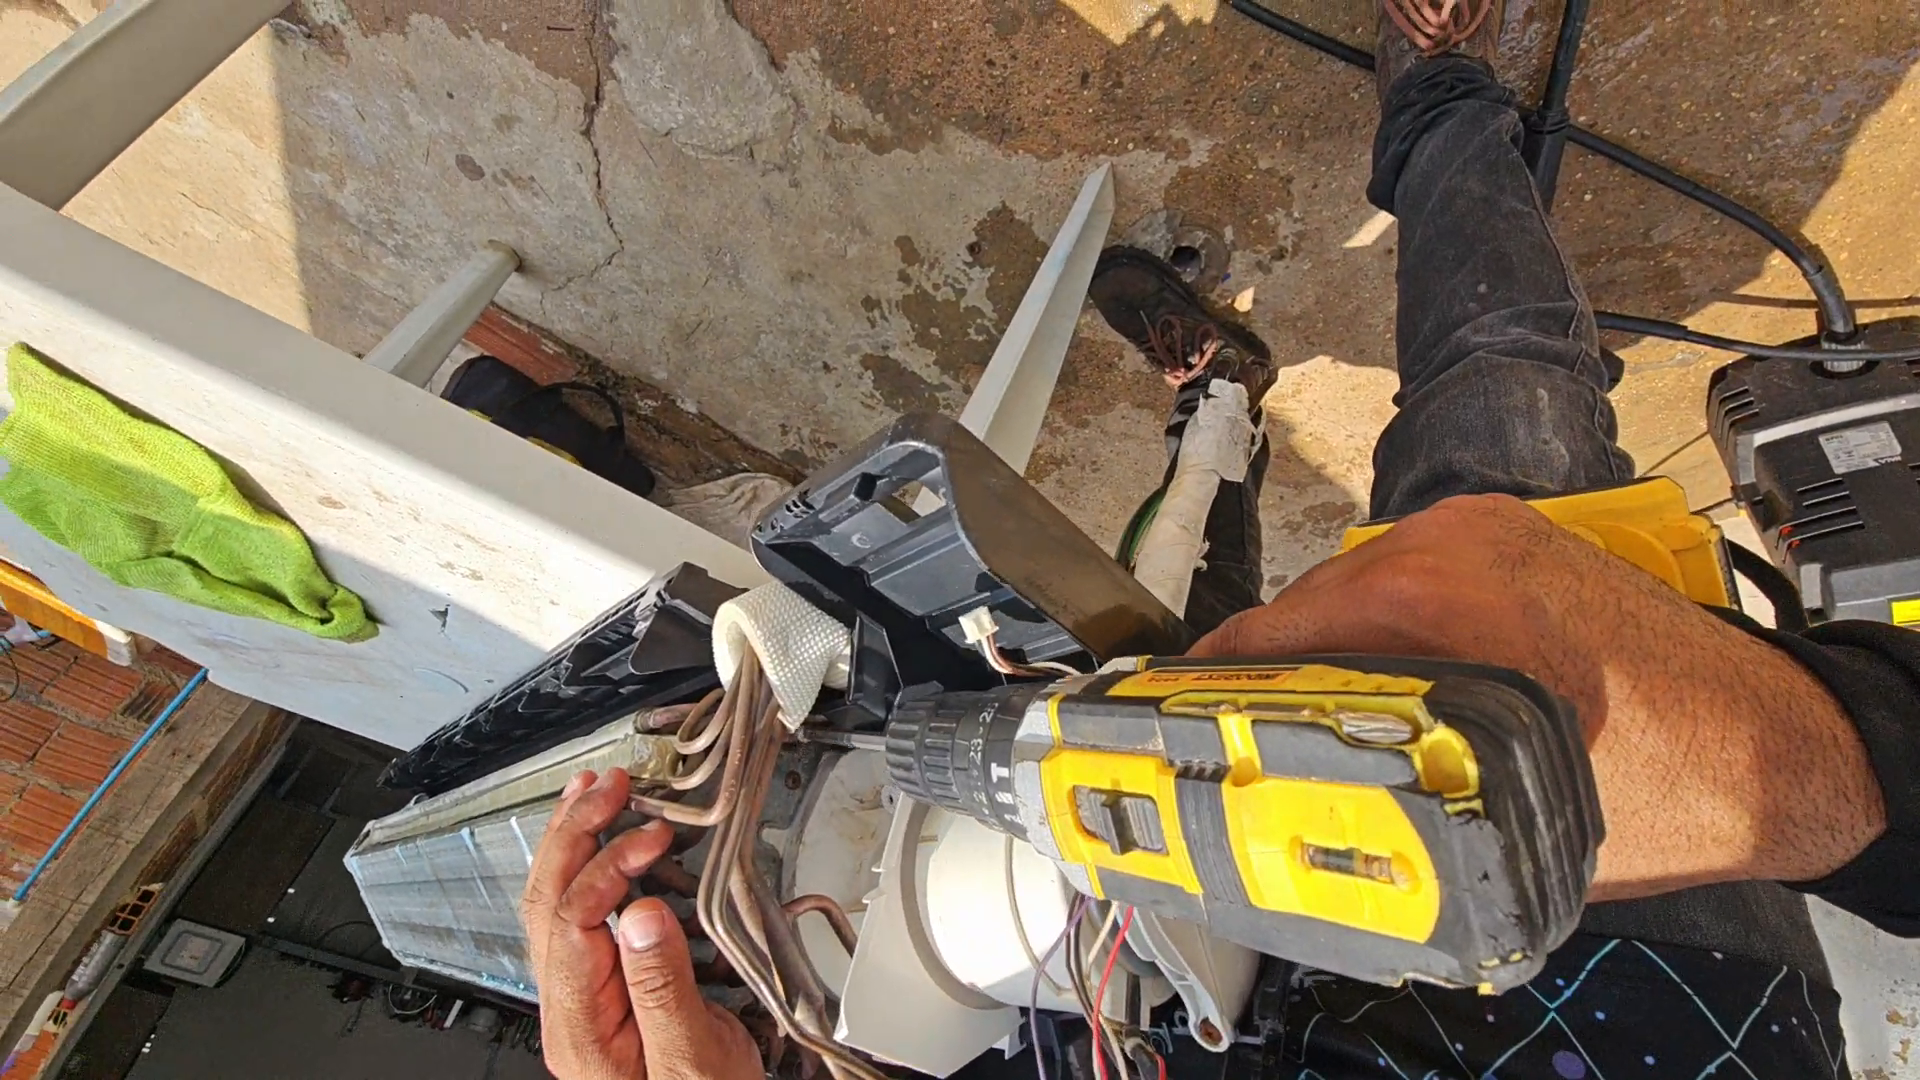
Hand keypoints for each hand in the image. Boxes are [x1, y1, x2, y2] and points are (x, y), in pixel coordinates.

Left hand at [520, 768, 762, 1079]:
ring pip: (554, 902)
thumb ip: (662, 989)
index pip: (574, 924)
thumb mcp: (692, 1056)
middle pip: (548, 903)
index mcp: (583, 1025)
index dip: (608, 868)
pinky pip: (580, 912)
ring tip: (591, 790)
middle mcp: (570, 1004)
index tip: (655, 835)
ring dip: (570, 839)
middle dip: (573, 834)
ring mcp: (582, 990)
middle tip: (610, 785)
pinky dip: (588, 861)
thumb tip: (641, 913)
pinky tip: (602, 836)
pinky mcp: (605, 980)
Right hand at [1194, 494, 1885, 899]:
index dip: (1223, 661)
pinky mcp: (1492, 531)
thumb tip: (1286, 798)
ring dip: (1318, 638)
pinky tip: (1363, 663)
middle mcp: (1447, 540)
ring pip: (1347, 582)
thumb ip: (1380, 780)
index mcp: (1442, 594)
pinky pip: (1390, 573)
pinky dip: (1364, 618)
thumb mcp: (1501, 802)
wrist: (1787, 735)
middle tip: (1238, 711)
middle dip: (1270, 657)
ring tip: (1297, 695)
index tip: (1182, 691)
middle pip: (1311, 599)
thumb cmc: (1671, 780)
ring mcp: (1472, 526)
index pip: (1287, 621)